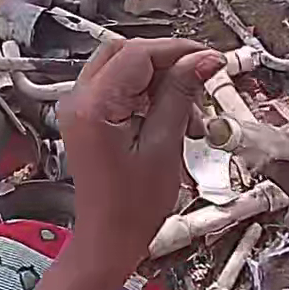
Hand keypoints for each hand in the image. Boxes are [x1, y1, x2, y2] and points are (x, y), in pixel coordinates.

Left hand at [58, 39, 224, 276]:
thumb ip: (180, 96)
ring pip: (122, 69)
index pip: (136, 53)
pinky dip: (146, 95)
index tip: (210, 60)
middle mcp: (78, 101)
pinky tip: (170, 117)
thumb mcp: (164, 146)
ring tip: (188, 113)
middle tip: (200, 81)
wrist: (107, 237)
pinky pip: (117, 89)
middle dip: (166, 63)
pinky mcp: (87, 118)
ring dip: (159, 81)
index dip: (177, 52)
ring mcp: (79, 109)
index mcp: (94, 106)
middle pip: (125, 54)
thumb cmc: (130, 207)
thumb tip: (201, 60)